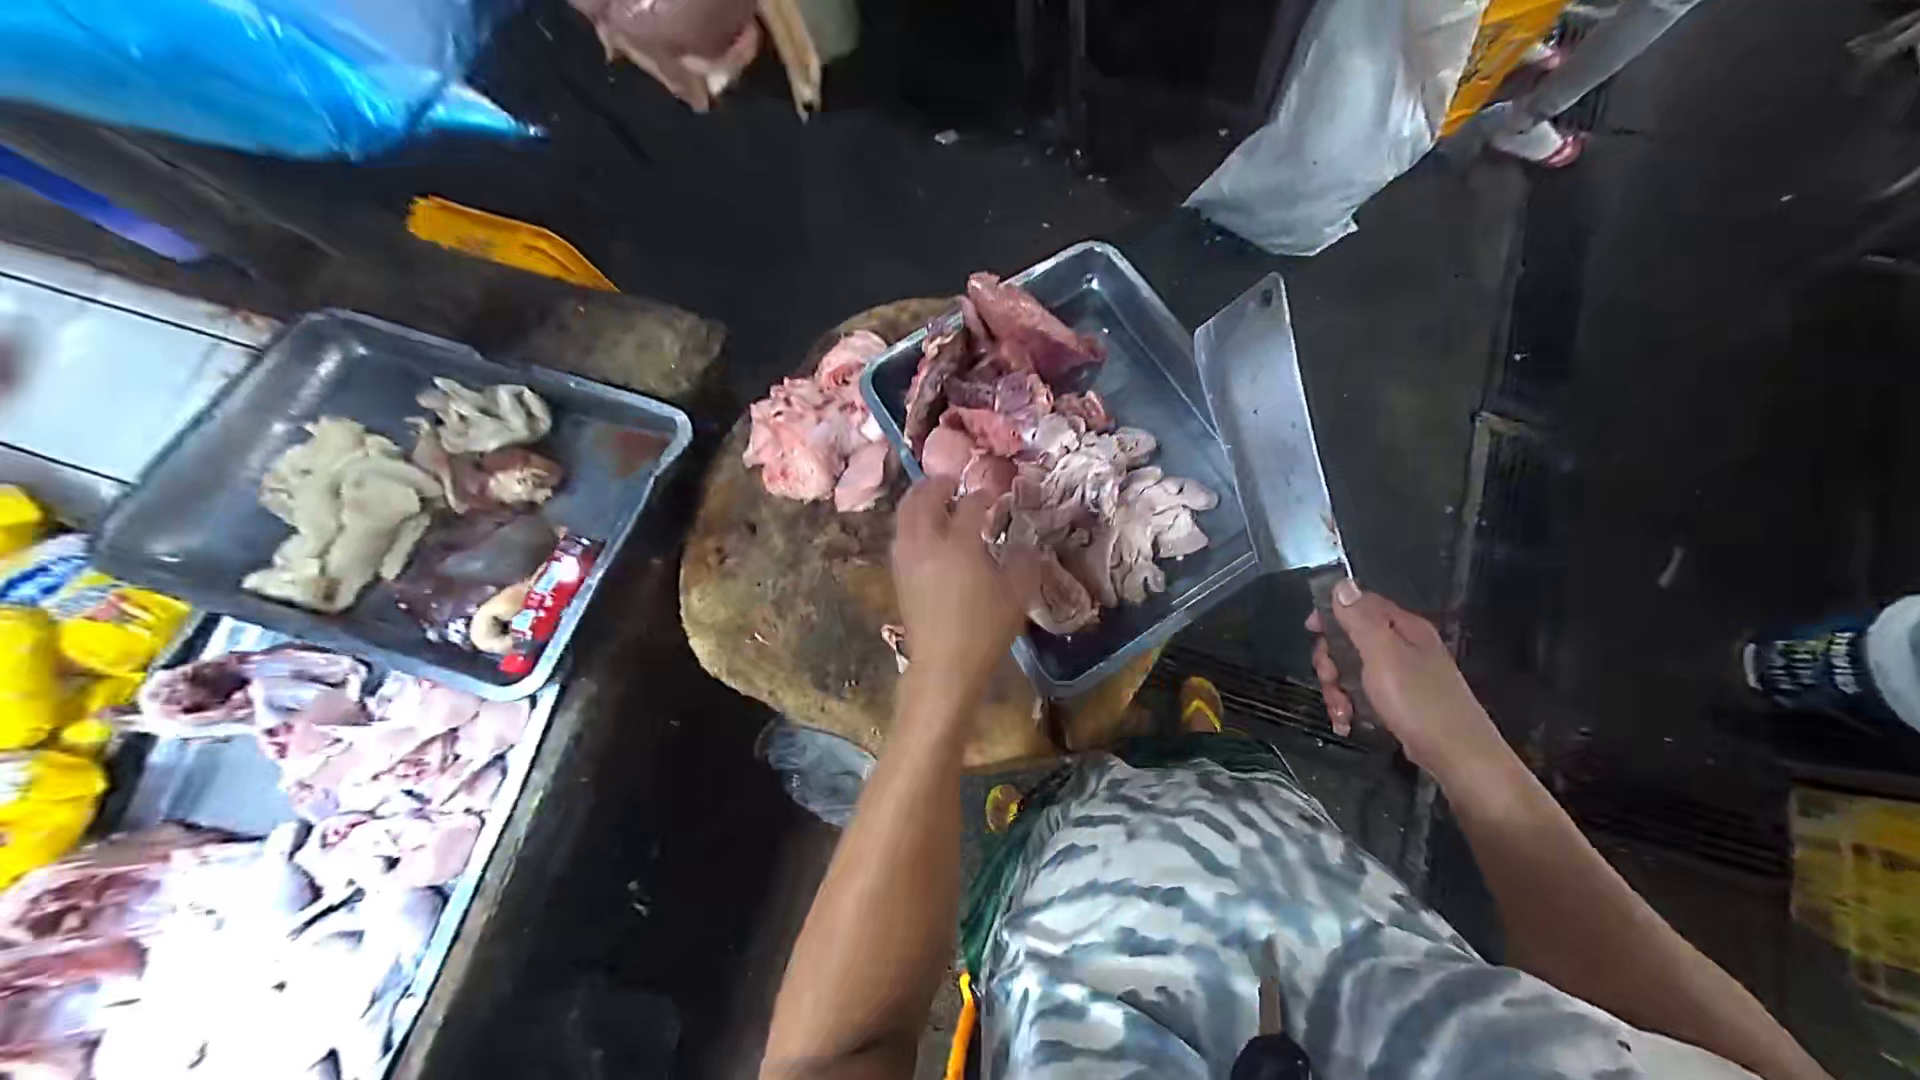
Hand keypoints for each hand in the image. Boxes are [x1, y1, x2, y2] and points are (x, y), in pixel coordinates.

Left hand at [892, 478, 1037, 698]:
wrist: (944, 664)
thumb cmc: (984, 628)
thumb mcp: (1017, 594)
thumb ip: (1024, 562)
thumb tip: (1025, 545)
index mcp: (959, 543)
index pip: (970, 506)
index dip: (982, 496)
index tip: (992, 497)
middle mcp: (927, 542)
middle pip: (924, 499)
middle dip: (937, 485)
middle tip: (951, 481)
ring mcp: (907, 558)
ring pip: (905, 515)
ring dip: (918, 500)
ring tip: (932, 499)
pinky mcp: (899, 575)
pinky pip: (901, 536)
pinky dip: (911, 523)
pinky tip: (923, 532)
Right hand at [1305, 582, 1510, 781]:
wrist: (1458, 758)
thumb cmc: (1419, 703)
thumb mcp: (1384, 656)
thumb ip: (1361, 619)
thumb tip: (1342, 583)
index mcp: (1404, 628)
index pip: (1359, 604)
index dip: (1331, 614)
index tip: (1311, 631)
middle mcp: (1403, 646)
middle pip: (1349, 638)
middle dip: (1330, 660)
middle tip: (1330, 678)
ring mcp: (1401, 675)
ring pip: (1350, 669)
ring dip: (1336, 688)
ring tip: (1341, 710)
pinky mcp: (1397, 700)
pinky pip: (1361, 692)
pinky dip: (1349, 705)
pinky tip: (1347, 721)